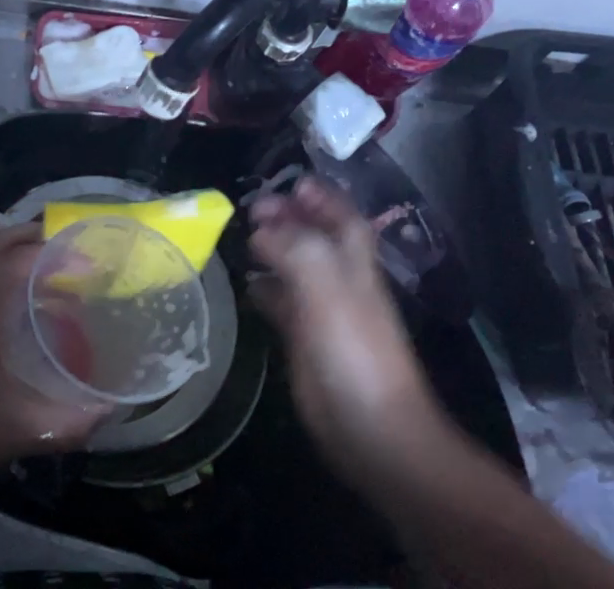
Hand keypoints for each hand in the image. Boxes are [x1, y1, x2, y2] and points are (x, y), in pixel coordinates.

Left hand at [0, 220, 108, 479]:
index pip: (20, 258)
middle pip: (4, 241)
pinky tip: (37, 294)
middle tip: (84, 250)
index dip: (59, 251)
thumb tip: (111, 409)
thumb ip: (69, 423)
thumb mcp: (20, 432)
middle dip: (44, 236)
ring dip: (27, 249)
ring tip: (67, 264)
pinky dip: (13, 267)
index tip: (96, 264)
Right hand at [247, 177, 441, 473]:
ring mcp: (323, 312)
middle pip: (316, 238)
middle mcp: (340, 282)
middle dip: (289, 218)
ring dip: (273, 249)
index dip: (320, 197)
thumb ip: (295, 249)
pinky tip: (244, 285)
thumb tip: (260, 229)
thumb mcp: (327, 288)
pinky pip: (282, 303)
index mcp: (354, 265)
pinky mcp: (305, 340)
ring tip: (241, 236)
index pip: (341, 217)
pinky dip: (264, 288)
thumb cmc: (354, 353)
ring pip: (296, 268)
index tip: (288, 183)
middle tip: (251, 208)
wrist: (372, 429)